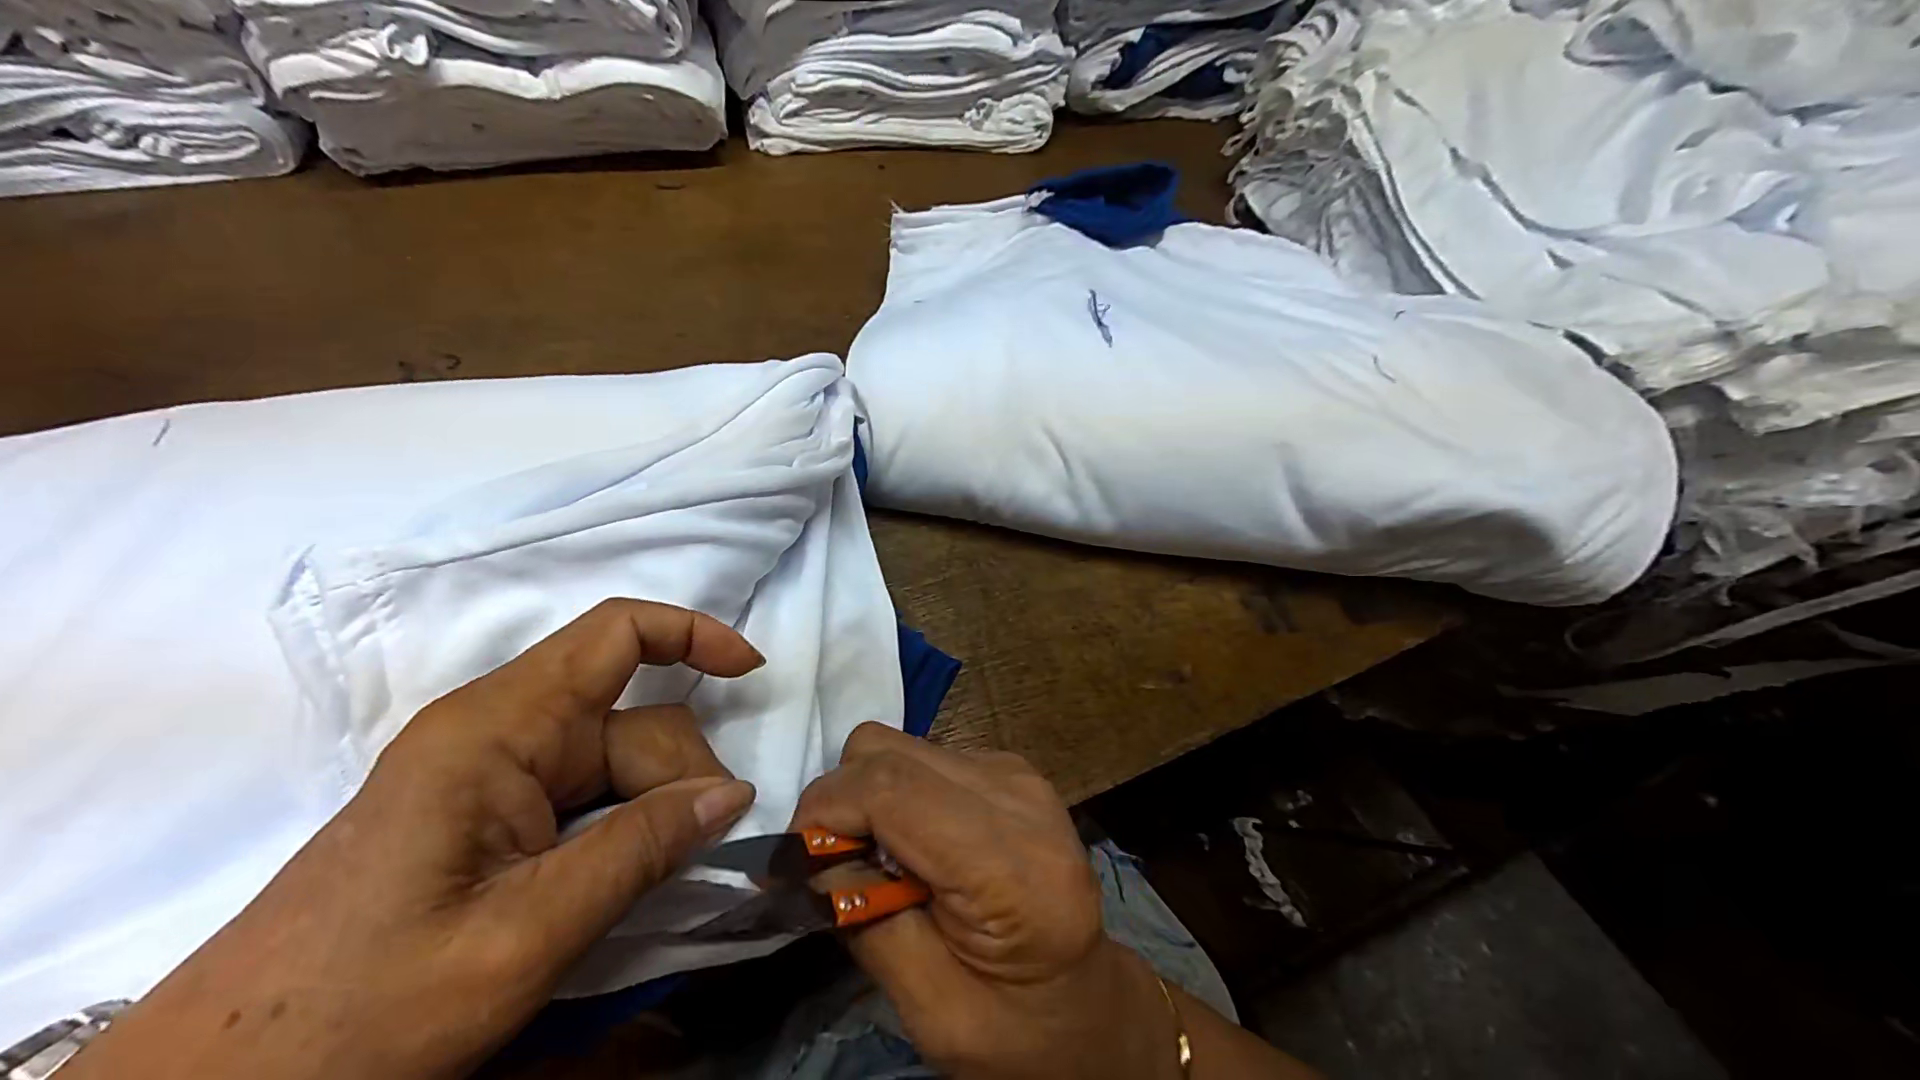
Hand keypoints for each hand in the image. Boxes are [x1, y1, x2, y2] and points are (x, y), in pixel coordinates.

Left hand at [64, 599, 762, 1079]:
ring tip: (652, 886)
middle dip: (680, 779)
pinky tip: (625, 879)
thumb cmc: (359, 1013)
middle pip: (631, 720)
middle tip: (694, 857)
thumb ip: (638, 853)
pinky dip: (626, 827)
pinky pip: (588, 796)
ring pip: (616, 762)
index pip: (614, 635)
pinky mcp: (490, 813)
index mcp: (495, 730)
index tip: (753, 671)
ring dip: (654, 812)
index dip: (693, 634)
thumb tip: (733, 794)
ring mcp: (492, 774)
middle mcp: (497, 733)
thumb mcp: (522, 937)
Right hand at [790, 723, 1177, 1079]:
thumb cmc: (1016, 1026)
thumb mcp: (932, 1010)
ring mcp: (1015, 772)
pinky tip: (915, 844)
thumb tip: (808, 855)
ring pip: (899, 745)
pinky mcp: (1008, 767)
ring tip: (879, 859)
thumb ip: (864, 921)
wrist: (1087, 1002)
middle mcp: (1017, 795)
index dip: (825, 811)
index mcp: (1010, 864)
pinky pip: (923, 755)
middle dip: (839, 799)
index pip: (891, 789)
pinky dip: (898, 791)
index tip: (792, 861)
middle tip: (833, 865)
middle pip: (888, 752)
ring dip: (868, 794)